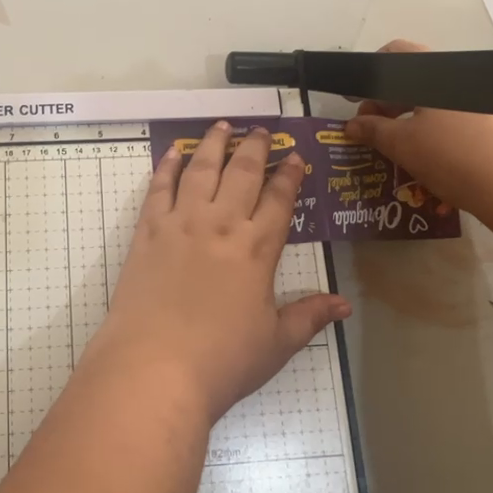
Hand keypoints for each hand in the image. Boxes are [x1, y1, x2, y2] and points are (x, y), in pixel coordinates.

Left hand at [82, 121, 351, 423]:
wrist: (154, 366)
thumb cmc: (222, 360)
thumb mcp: (276, 343)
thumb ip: (309, 316)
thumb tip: (345, 303)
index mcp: (257, 249)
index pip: (280, 200)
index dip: (290, 175)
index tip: (296, 156)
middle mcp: (221, 225)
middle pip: (242, 173)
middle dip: (256, 147)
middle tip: (261, 130)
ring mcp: (181, 223)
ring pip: (201, 170)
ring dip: (213, 144)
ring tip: (222, 125)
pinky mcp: (148, 231)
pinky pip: (159, 188)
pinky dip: (168, 166)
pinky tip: (173, 153)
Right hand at [344, 39, 492, 217]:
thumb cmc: (456, 156)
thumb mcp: (404, 145)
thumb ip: (374, 131)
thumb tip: (352, 124)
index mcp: (436, 74)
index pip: (395, 54)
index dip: (370, 76)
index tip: (358, 104)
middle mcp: (465, 79)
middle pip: (418, 83)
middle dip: (391, 107)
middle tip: (376, 135)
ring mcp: (492, 101)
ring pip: (443, 107)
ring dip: (419, 126)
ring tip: (408, 157)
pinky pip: (468, 125)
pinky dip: (448, 139)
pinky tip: (444, 168)